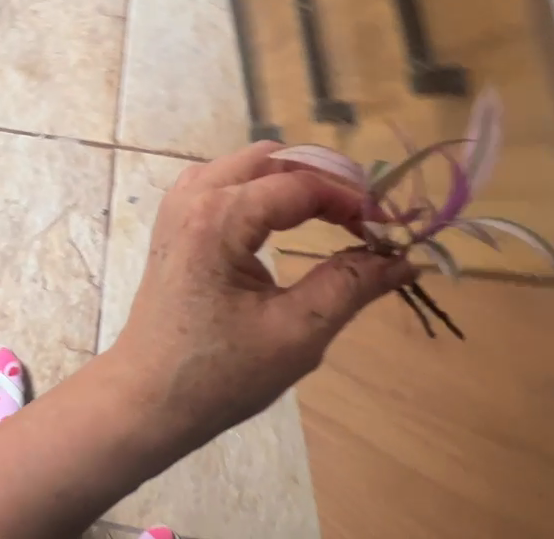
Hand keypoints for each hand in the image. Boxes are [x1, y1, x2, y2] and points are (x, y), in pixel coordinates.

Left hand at [102, 141, 415, 448]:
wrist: (149, 396)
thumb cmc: (220, 372)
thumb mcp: (297, 333)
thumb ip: (350, 285)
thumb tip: (404, 259)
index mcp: (218, 217)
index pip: (299, 184)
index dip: (352, 200)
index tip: (392, 228)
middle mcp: (193, 195)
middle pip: (270, 158)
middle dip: (323, 178)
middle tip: (367, 217)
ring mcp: (178, 205)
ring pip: (245, 164)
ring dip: (292, 179)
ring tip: (337, 215)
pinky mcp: (175, 222)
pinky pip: (224, 182)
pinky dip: (262, 189)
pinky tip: (286, 219)